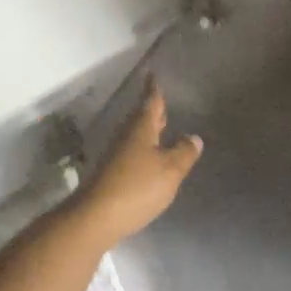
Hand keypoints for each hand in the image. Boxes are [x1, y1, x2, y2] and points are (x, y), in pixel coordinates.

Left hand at [70, 82, 202, 245]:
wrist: (97, 217)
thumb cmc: (137, 187)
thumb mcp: (170, 170)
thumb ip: (184, 152)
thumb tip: (193, 137)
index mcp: (140, 128)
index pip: (150, 101)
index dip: (154, 88)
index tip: (153, 74)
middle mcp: (126, 136)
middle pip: (141, 117)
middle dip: (152, 110)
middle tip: (161, 100)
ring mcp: (116, 155)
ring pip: (135, 135)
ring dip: (148, 130)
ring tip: (160, 127)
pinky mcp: (111, 174)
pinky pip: (131, 152)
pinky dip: (143, 148)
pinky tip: (150, 159)